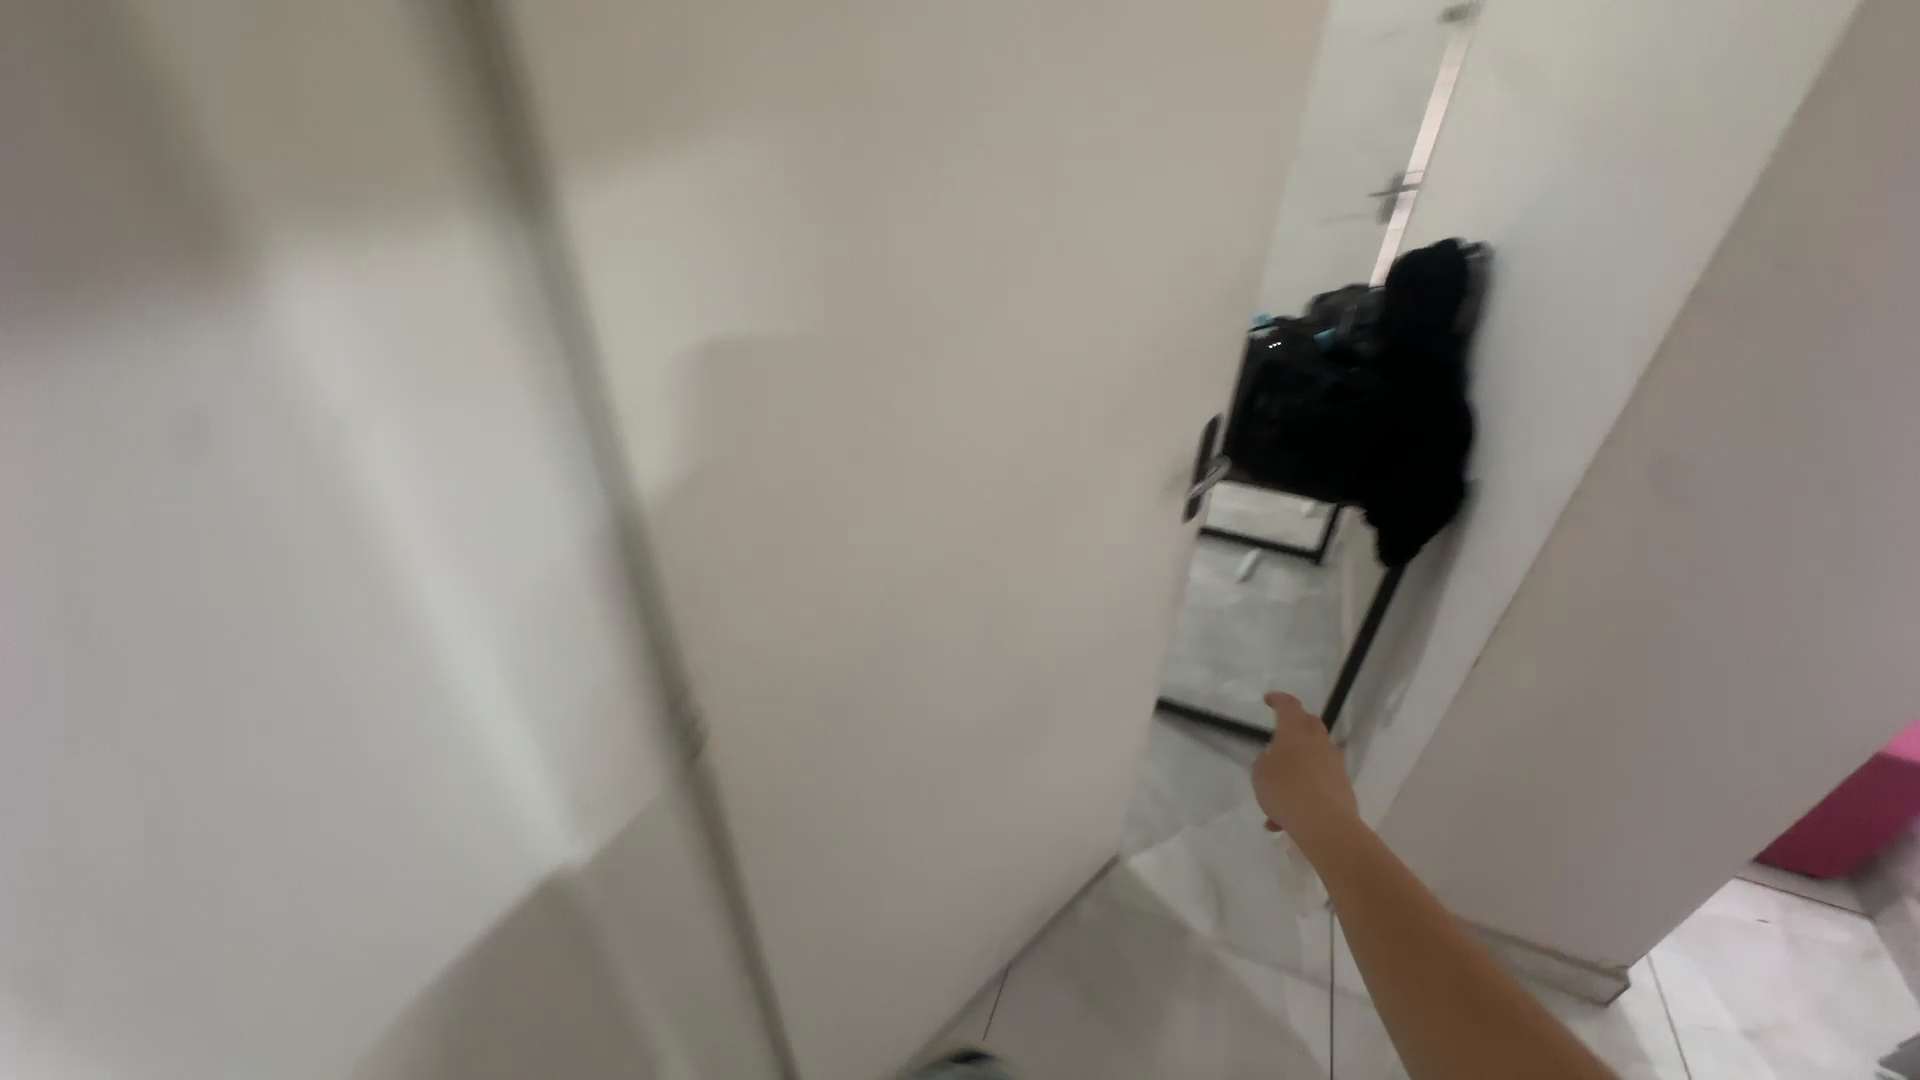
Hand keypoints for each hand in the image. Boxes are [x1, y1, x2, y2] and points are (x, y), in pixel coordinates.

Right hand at [1252, 692, 1358, 840]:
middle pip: (1310, 724)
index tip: (1269, 699)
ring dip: (1298, 764)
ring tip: (1277, 793)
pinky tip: (1286, 818)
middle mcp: (1318, 743)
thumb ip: (1265, 761)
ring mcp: (1334, 765)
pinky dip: (1304, 790)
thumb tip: (1275, 758)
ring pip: (1316, 754)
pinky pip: (1319, 781)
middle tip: (1280, 735)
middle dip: (1296, 725)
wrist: (1326, 825)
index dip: (1279, 699)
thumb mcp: (1260, 773)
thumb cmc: (1285, 791)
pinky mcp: (1343, 786)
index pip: (1289, 706)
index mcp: (1295, 733)